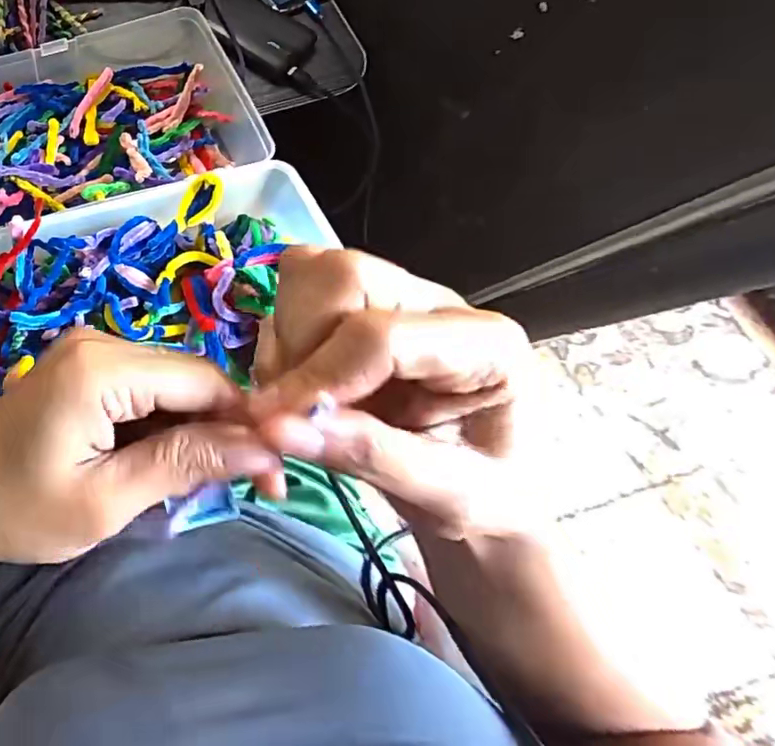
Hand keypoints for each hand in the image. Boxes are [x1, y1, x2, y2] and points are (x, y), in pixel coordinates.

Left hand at [0, 330, 280, 563]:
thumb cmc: (15, 511)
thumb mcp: (105, 500)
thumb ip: (184, 463)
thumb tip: (263, 447)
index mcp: (101, 366)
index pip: (204, 380)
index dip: (248, 424)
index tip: (276, 479)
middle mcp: (97, 341)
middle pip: (188, 377)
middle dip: (222, 429)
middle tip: (247, 490)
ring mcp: (86, 351)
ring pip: (169, 384)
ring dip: (194, 429)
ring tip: (203, 484)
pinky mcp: (80, 368)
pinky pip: (141, 388)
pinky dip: (162, 424)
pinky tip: (164, 462)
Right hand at [247, 247, 537, 539]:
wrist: (501, 495)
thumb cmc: (494, 499)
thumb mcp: (451, 496)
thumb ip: (368, 455)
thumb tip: (276, 428)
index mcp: (483, 344)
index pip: (380, 334)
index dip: (319, 376)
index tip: (273, 426)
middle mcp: (433, 304)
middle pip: (341, 276)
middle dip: (299, 342)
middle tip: (295, 412)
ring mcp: (389, 299)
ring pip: (305, 277)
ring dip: (283, 347)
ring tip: (296, 411)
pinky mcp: (351, 309)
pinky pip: (290, 302)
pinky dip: (276, 352)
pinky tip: (293, 399)